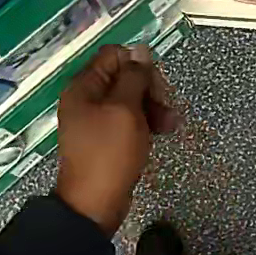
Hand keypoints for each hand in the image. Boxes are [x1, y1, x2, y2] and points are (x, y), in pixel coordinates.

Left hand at [56, 44, 178, 232]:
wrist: (94, 205)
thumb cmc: (109, 154)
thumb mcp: (125, 110)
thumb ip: (134, 77)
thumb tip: (140, 49)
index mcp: (84, 87)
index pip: (114, 55)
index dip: (138, 64)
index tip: (154, 85)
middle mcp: (87, 99)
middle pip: (124, 76)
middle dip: (150, 88)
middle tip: (165, 107)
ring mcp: (96, 119)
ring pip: (131, 98)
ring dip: (153, 106)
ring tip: (171, 125)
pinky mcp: (107, 138)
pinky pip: (130, 119)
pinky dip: (147, 121)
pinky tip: (163, 131)